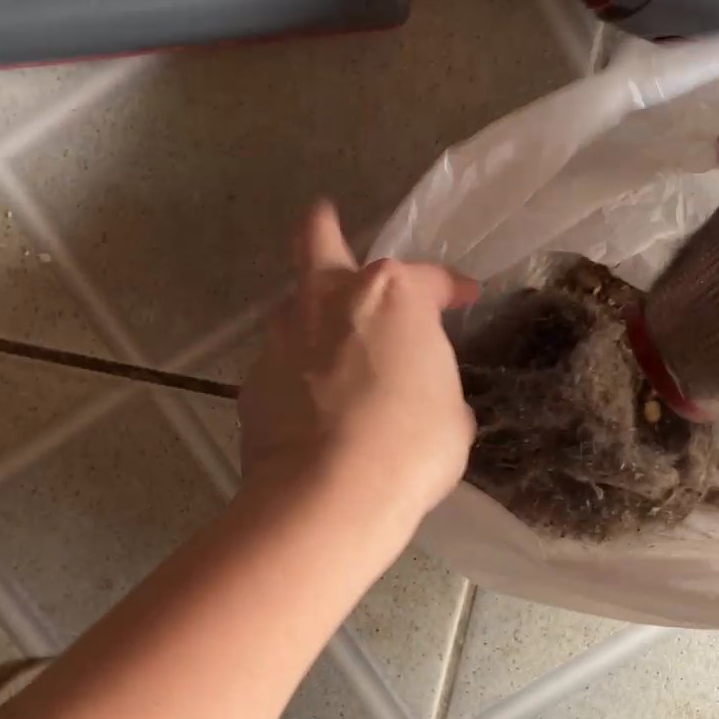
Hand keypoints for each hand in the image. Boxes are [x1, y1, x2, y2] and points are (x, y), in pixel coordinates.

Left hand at [238, 202, 478, 523]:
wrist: (328, 494)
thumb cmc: (410, 448)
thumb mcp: (450, 418)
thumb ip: (436, 389)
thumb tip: (422, 399)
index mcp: (392, 295)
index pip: (431, 279)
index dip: (452, 289)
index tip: (464, 298)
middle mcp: (329, 299)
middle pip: (318, 239)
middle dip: (324, 227)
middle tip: (327, 224)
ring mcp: (283, 337)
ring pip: (294, 310)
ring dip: (312, 322)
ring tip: (328, 357)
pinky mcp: (254, 381)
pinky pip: (281, 367)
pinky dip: (296, 379)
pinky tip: (309, 413)